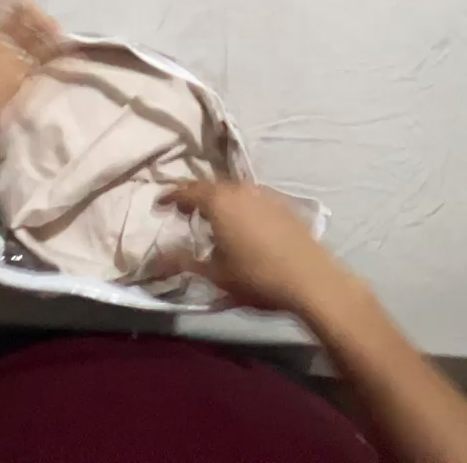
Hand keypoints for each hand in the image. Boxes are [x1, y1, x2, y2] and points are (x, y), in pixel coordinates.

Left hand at [0, 0, 61, 160]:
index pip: (12, 2)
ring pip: (1, 35)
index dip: (37, 13)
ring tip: (44, 58)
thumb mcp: (12, 73)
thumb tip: (58, 38)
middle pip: (7, 18)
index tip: (56, 32)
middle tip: (54, 45)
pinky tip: (25, 69)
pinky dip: (11, 55)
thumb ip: (38, 50)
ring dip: (24, 42)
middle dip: (33, 28)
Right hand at [161, 180, 360, 314]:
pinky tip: (241, 224)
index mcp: (218, 200)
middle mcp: (239, 189)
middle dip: (193, 196)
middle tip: (182, 211)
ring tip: (210, 218)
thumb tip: (155, 260)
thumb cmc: (256, 276)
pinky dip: (238, 205)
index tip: (159, 205)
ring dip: (217, 200)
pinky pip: (250, 197)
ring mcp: (263, 193)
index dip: (170, 196)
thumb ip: (182, 262)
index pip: (186, 190)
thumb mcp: (215, 273)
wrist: (311, 279)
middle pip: (209, 186)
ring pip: (232, 190)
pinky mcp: (282, 203)